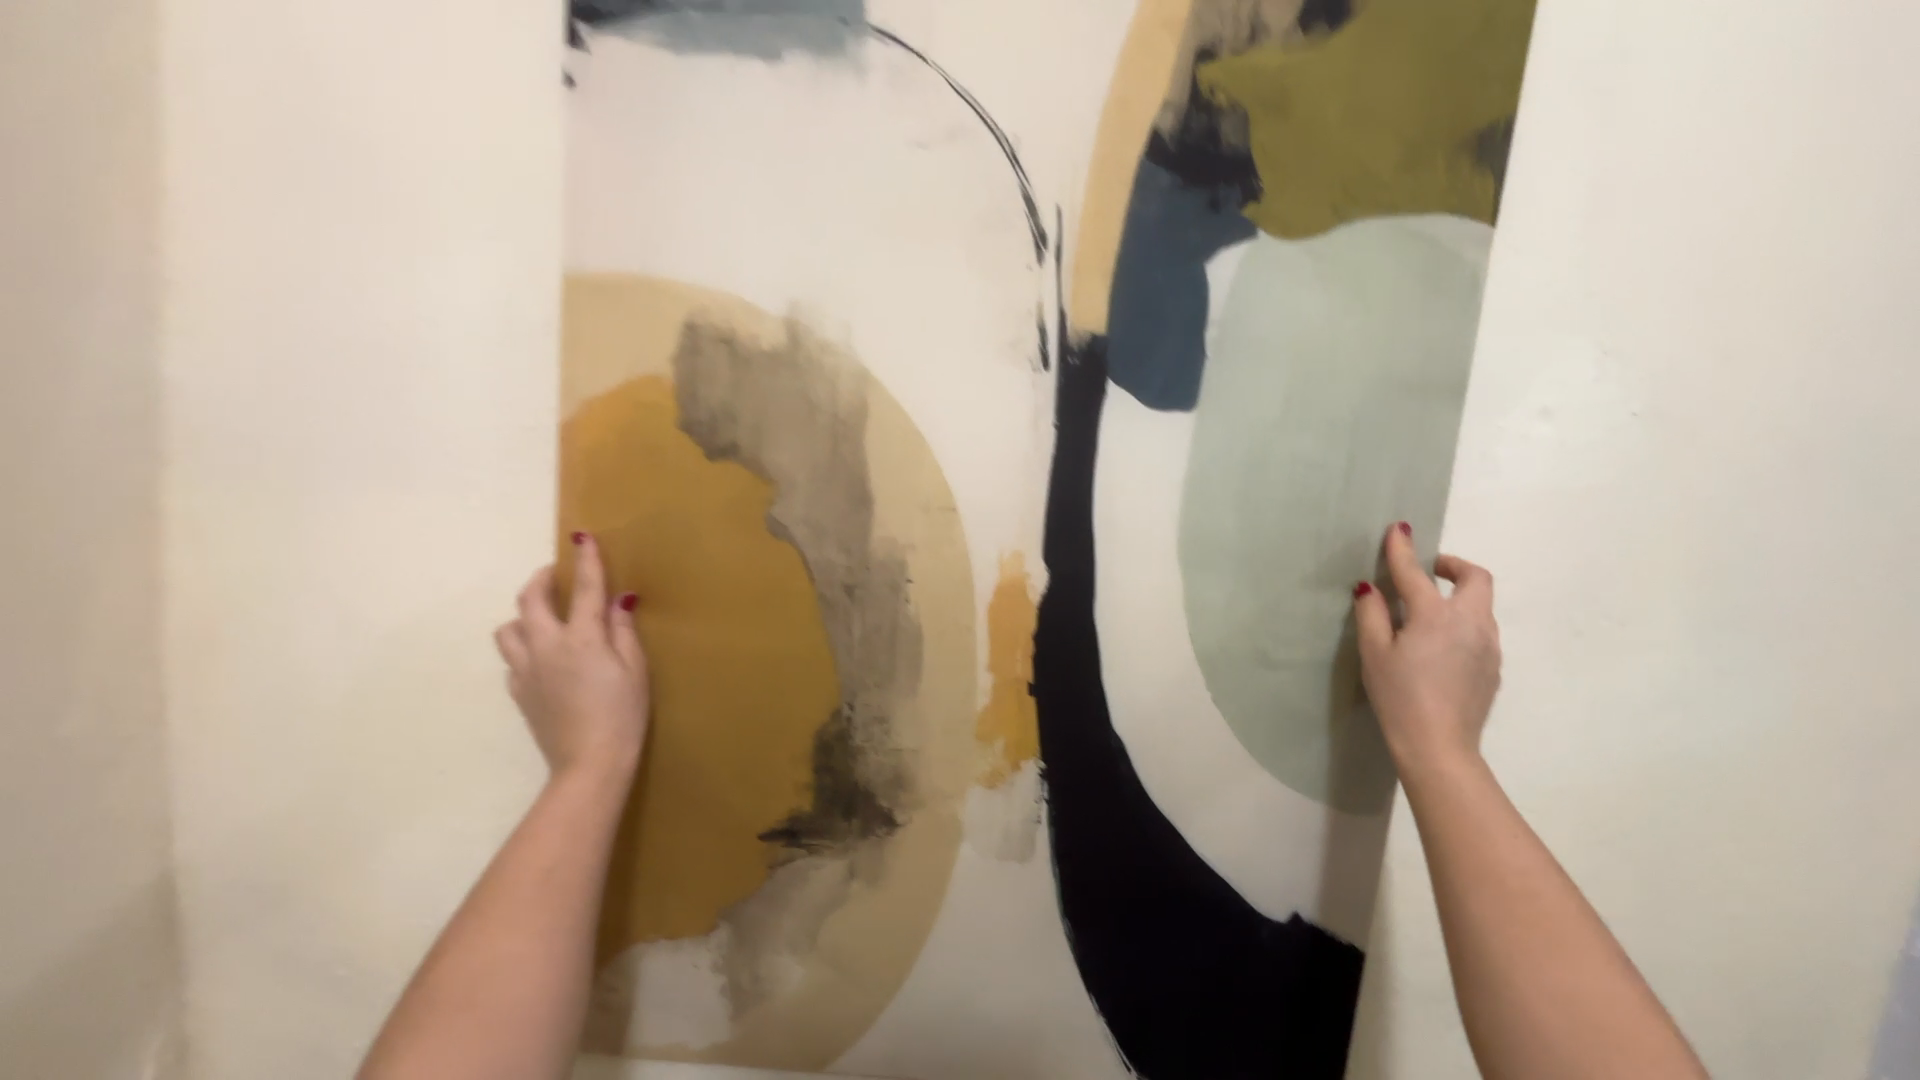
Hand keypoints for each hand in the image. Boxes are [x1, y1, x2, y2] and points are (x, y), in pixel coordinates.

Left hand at [494, 533, 650, 781]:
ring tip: (543, 619)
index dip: (585, 559)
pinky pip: (511, 659)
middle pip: (529, 600)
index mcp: (581, 638)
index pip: (583, 588)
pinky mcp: (518, 692)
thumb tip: (618, 601)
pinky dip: (524, 649)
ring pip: (508, 628)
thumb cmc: (623, 715)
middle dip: (540, 579)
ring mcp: (526, 670)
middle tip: (554, 575)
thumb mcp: (635, 670)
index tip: (582, 537)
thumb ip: (622, 631)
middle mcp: (547, 646)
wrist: (589, 763)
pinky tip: (543, 659)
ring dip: (524, 615)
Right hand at [1352, 523, 1500, 779]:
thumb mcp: (1374, 653)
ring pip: (1480, 605)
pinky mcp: (1494, 667)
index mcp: (1435, 615)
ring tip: (1427, 613)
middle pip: (1475, 578)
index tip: (1398, 529)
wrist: (1440, 745)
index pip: (1415, 572)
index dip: (1403, 548)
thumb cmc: (1399, 696)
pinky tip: (1440, 647)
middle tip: (1428, 571)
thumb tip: (1370, 588)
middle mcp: (1470, 622)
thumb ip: (1372, 614)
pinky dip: (1462, 623)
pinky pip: (1480, 631)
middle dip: (1453, 566)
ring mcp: (1488, 645)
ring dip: (1458, 596)